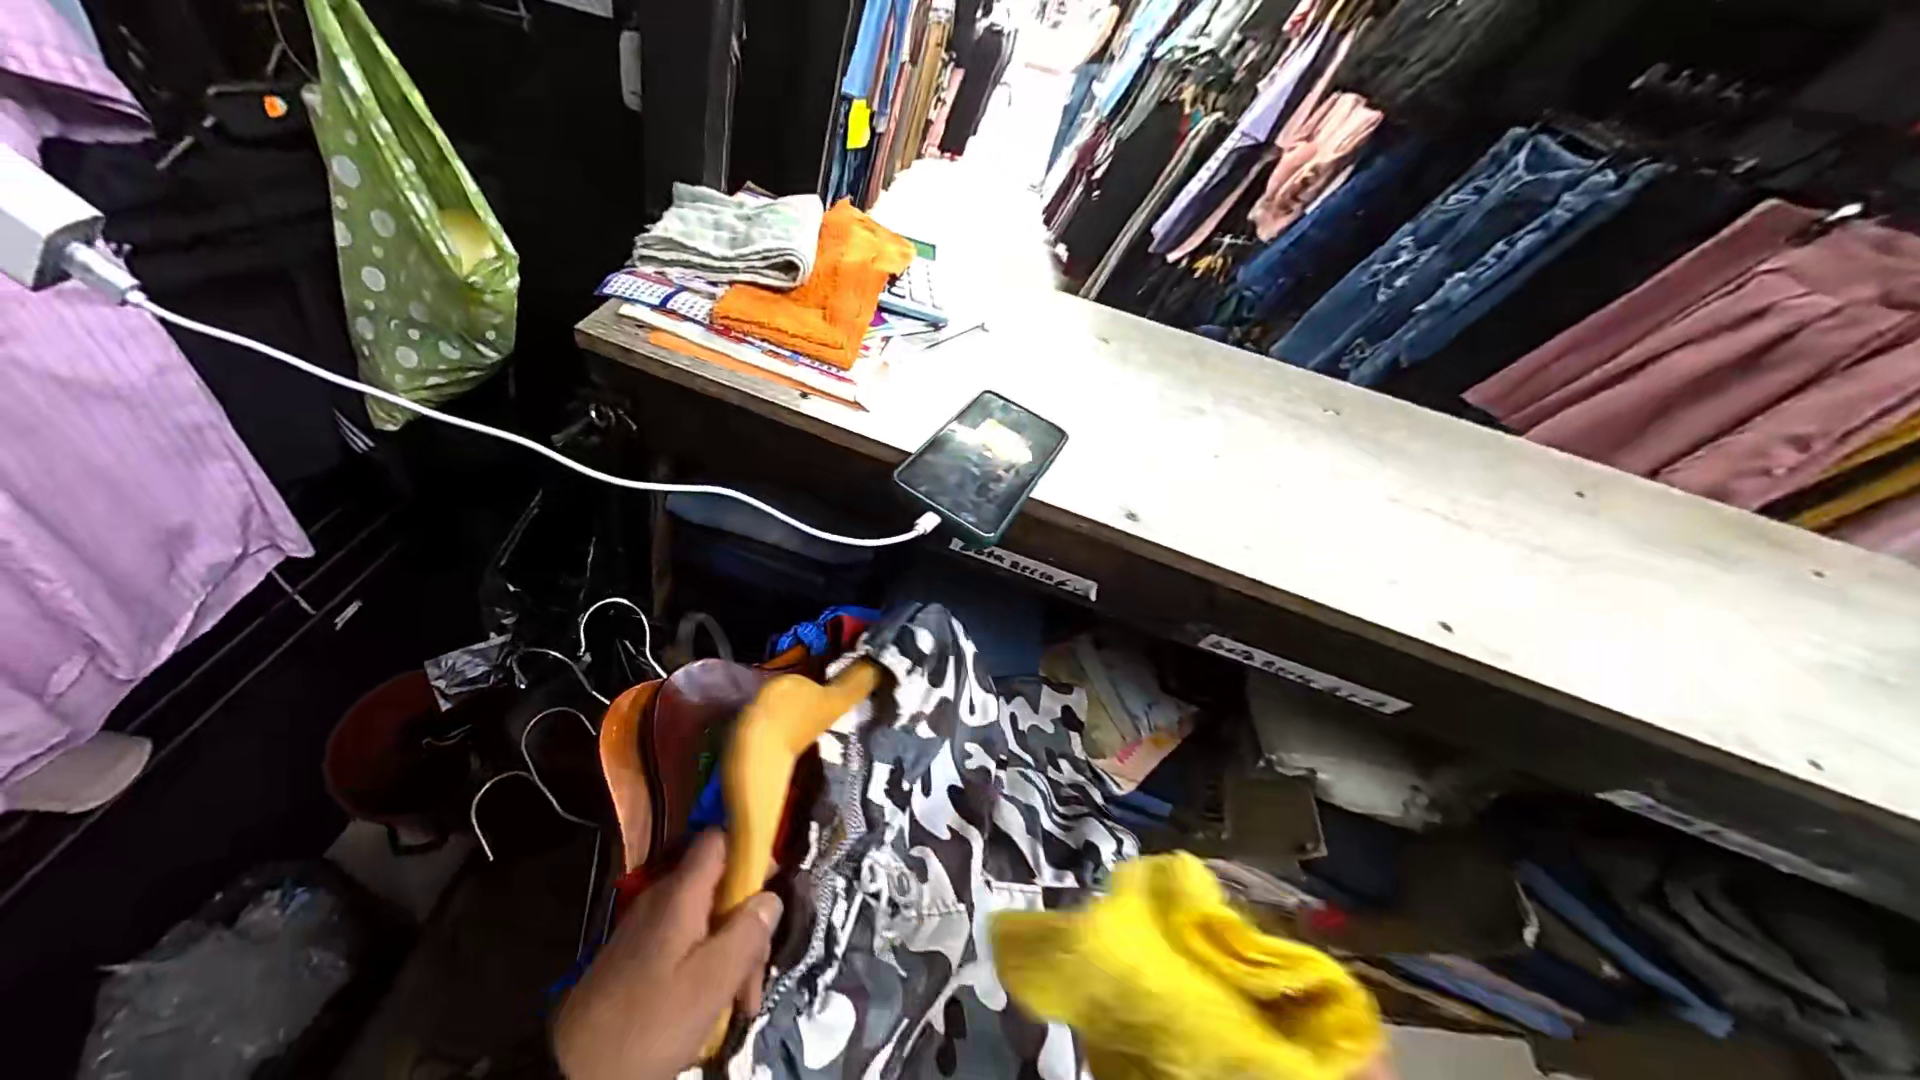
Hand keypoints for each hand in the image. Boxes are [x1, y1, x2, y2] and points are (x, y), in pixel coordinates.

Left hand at [554, 830, 782, 1079]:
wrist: (569, 1076)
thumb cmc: (648, 1022)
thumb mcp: (711, 982)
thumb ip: (748, 933)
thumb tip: (772, 897)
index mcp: (681, 893)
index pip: (720, 838)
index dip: (752, 850)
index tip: (773, 888)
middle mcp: (664, 899)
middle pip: (722, 885)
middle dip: (749, 923)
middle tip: (755, 976)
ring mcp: (649, 928)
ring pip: (709, 919)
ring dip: (733, 953)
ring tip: (739, 1005)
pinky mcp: (640, 957)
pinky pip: (689, 943)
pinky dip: (709, 967)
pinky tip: (714, 1007)